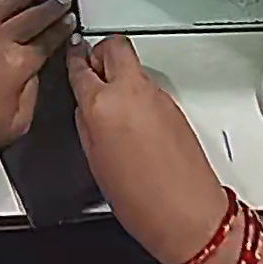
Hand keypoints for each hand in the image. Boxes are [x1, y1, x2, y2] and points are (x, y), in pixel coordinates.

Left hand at [0, 0, 77, 154]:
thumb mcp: (18, 123)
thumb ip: (31, 94)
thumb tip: (33, 77)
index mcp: (20, 64)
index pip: (48, 40)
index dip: (61, 29)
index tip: (69, 21)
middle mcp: (1, 41)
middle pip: (32, 16)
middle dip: (50, 7)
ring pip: (7, 3)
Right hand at [68, 35, 231, 263]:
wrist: (190, 217)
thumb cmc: (142, 200)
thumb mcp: (94, 160)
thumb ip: (85, 124)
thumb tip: (84, 108)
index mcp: (102, 105)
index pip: (81, 66)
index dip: (74, 58)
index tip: (72, 55)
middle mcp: (131, 92)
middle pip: (114, 46)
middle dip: (100, 52)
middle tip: (93, 69)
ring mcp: (157, 97)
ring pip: (132, 66)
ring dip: (119, 75)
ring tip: (113, 105)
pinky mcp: (174, 107)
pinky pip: (148, 87)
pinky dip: (136, 95)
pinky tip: (133, 122)